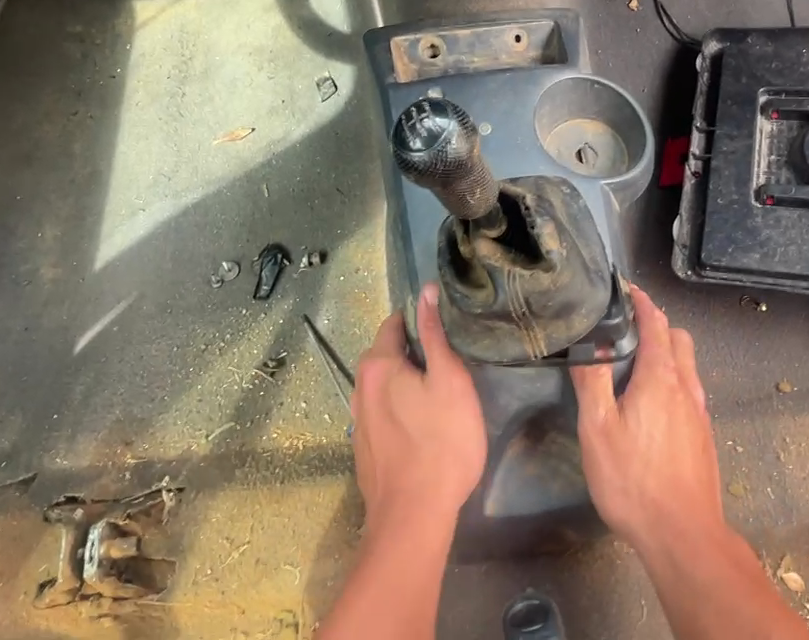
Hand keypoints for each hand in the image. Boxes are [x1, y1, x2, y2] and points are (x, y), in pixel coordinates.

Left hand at [350, 284, 487, 528]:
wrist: (412, 517)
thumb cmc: (440, 443)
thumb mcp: (450, 380)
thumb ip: (435, 334)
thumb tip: (427, 290)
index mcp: (377, 365)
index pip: (394, 323)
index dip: (420, 321)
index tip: (446, 331)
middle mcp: (359, 387)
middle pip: (386, 354)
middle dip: (413, 353)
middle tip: (448, 365)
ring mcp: (358, 420)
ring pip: (383, 386)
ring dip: (405, 383)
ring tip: (438, 395)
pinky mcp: (364, 448)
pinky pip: (382, 413)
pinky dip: (399, 410)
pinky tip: (421, 427)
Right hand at [570, 285, 721, 548]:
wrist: (684, 535)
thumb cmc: (633, 480)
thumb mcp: (598, 429)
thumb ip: (593, 380)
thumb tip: (589, 341)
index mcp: (660, 378)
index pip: (655, 323)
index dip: (641, 302)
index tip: (626, 289)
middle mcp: (686, 388)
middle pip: (678, 339)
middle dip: (656, 324)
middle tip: (626, 327)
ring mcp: (700, 413)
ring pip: (687, 366)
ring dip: (666, 352)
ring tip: (634, 363)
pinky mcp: (704, 436)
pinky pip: (689, 391)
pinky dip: (672, 379)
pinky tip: (652, 404)